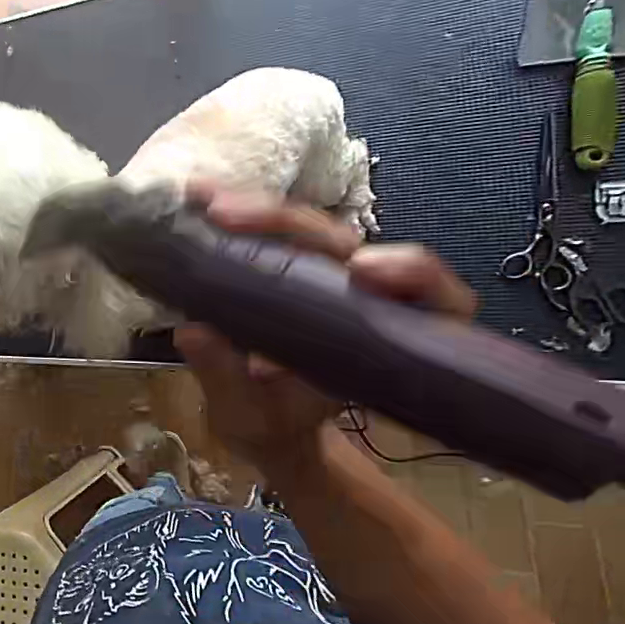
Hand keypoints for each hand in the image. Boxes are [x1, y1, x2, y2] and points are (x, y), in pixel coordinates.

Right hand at [174, 191, 476, 478]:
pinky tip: (198, 198)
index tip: (360, 270)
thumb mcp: (248, 417)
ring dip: (258, 208)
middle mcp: (361, 297)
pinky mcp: (290, 265)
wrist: (266, 421)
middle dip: (291, 223)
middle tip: (229, 217)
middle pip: (346, 242)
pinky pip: (275, 230)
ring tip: (204, 199)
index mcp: (382, 343)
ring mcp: (324, 276)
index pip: (428, 296)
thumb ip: (227, 378)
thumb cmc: (272, 425)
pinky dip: (240, 211)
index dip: (409, 272)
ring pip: (309, 226)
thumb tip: (195, 331)